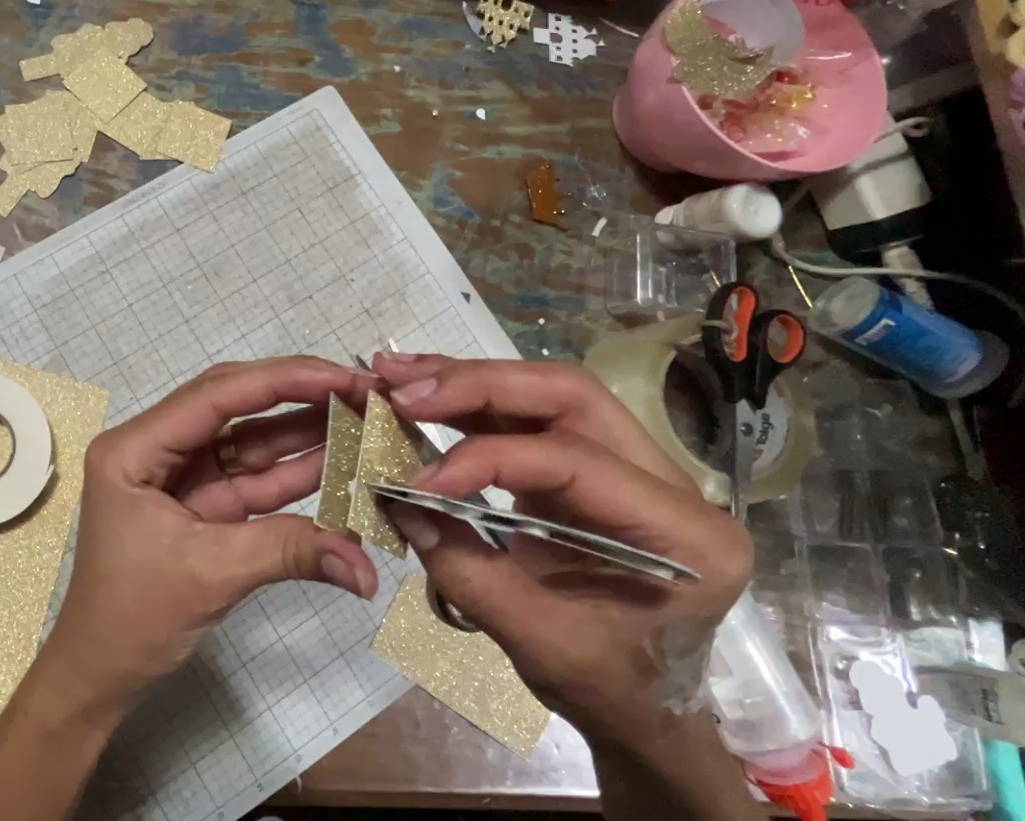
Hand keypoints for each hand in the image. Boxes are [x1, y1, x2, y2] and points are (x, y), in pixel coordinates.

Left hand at [43, 357, 381, 713]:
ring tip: (366, 417)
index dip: (282, 380)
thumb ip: (289, 552)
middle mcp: (155, 448)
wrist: (103, 670)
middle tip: (363, 391)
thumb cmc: (132, 615)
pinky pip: (255, 479)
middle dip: (298, 397)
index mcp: (135, 447)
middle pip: (234, 407)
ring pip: (250, 441)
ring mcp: (181, 476)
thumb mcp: (209, 573)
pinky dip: (297, 473)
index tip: (342, 376)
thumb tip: (368, 568)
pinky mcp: (203, 506)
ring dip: (305, 432)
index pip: (215, 395)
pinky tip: (342, 459)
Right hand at [369, 353, 753, 748]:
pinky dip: (468, 401)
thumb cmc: (605, 683)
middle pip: (569, 397)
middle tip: (402, 391)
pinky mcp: (584, 463)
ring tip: (395, 375)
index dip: (488, 459)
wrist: (636, 704)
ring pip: (545, 393)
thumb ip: (468, 570)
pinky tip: (421, 392)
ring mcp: (625, 465)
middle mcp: (665, 480)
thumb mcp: (536, 642)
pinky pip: (525, 416)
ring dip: (466, 380)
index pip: (576, 461)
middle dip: (479, 386)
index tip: (418, 480)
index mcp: (683, 533)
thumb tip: (400, 501)